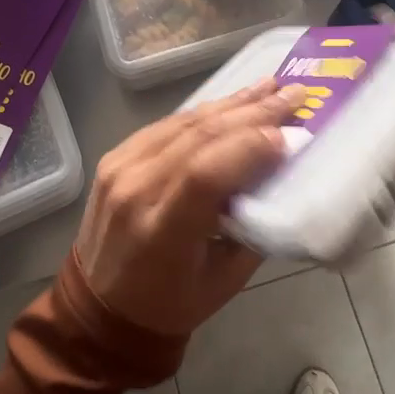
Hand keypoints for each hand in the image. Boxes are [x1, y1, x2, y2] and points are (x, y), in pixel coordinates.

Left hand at [73, 79, 304, 335]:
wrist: (99, 307)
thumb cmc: (171, 303)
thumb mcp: (223, 281)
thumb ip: (252, 226)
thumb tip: (281, 174)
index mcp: (162, 233)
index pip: (205, 174)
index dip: (250, 148)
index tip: (291, 136)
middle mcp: (136, 191)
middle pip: (199, 137)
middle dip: (253, 113)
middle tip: (295, 94)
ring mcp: (120, 168)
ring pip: (185, 122)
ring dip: (232, 103)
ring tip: (271, 87)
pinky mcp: (115, 156)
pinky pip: (167, 125)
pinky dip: (204, 112)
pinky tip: (233, 102)